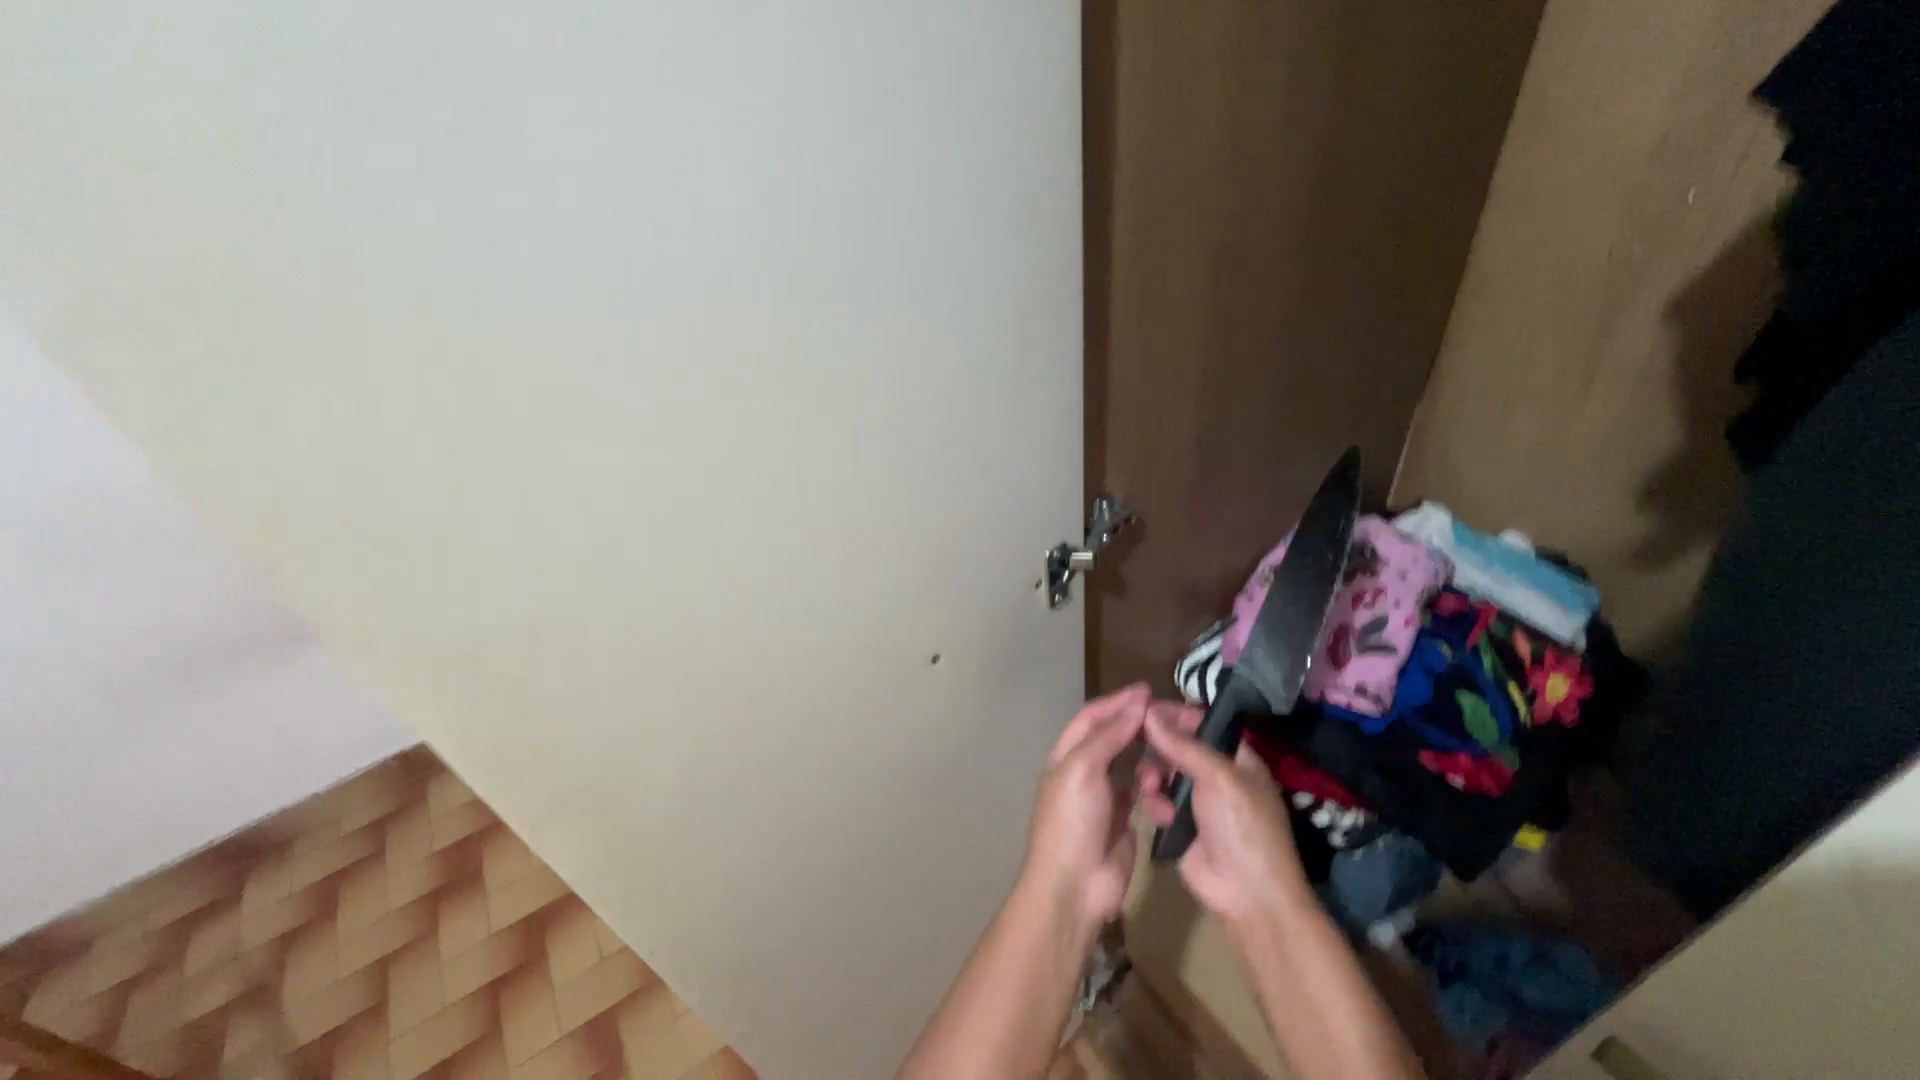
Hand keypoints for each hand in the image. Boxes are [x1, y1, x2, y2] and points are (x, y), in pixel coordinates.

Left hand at [1021, 683, 1150, 930]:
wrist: (1075, 886)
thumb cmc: (1072, 821)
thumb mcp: (1083, 770)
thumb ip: (1109, 735)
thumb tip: (1136, 703)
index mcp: (1067, 756)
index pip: (1092, 717)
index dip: (1118, 702)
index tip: (1149, 690)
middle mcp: (1084, 771)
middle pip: (1115, 738)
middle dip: (1141, 727)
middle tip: (1175, 716)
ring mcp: (1105, 796)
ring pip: (1134, 765)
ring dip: (1151, 761)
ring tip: (1172, 758)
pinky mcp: (1125, 819)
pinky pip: (1145, 794)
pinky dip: (1157, 790)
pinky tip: (1168, 791)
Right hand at [1136, 703, 1310, 924]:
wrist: (1247, 893)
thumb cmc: (1243, 827)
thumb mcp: (1220, 778)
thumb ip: (1184, 745)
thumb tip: (1149, 714)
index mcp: (1237, 759)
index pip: (1203, 724)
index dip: (1176, 715)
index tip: (1146, 710)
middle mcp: (1216, 776)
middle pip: (1178, 747)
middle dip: (1159, 747)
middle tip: (1140, 747)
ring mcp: (1196, 802)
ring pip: (1163, 773)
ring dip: (1153, 776)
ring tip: (1151, 786)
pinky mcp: (1179, 825)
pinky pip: (1157, 802)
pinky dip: (1154, 804)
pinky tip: (1159, 814)